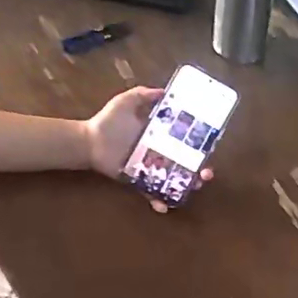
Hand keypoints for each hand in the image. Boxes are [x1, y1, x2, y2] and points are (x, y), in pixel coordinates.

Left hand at [82, 85, 214, 212]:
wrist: (89, 141)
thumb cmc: (108, 121)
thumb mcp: (126, 102)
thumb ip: (144, 95)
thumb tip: (164, 91)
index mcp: (160, 137)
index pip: (185, 143)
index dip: (199, 148)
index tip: (209, 151)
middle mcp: (159, 154)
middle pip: (185, 165)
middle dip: (200, 172)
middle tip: (206, 175)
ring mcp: (150, 169)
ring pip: (173, 181)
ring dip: (186, 187)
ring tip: (193, 188)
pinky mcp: (138, 181)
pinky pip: (151, 193)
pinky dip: (158, 201)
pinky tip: (164, 207)